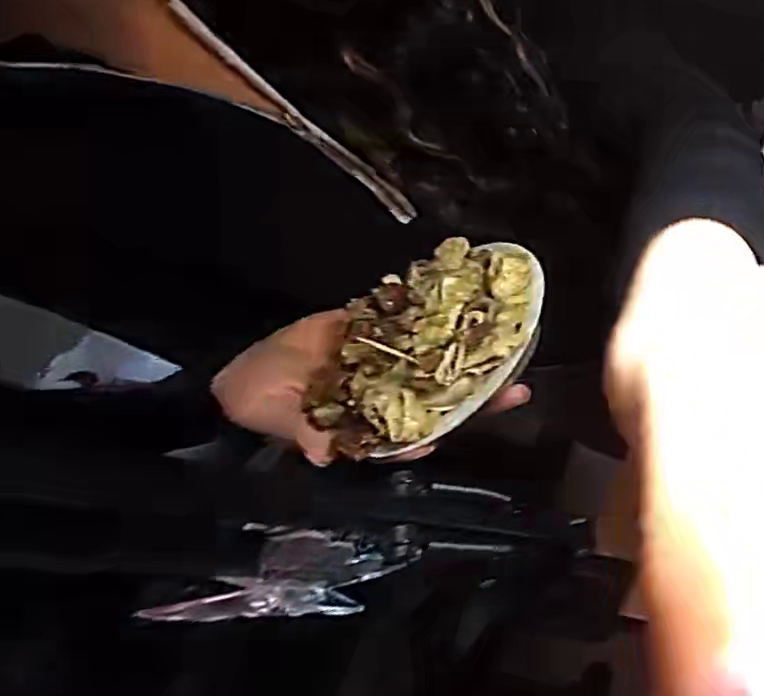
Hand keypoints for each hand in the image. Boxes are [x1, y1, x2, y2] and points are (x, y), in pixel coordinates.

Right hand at [212, 309, 529, 464]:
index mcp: (369, 420)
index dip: (435, 433)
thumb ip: (304, 432)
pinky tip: (477, 310)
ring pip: (444, 361)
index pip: (409, 433)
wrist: (245, 357)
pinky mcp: (390, 331)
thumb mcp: (273, 414)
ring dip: (477, 357)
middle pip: (443, 397)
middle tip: (518, 392)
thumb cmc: (256, 395)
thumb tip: (326, 453)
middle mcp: (392, 392)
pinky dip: (446, 319)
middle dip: (481, 397)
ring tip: (514, 351)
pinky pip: (423, 325)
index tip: (455, 431)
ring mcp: (395, 360)